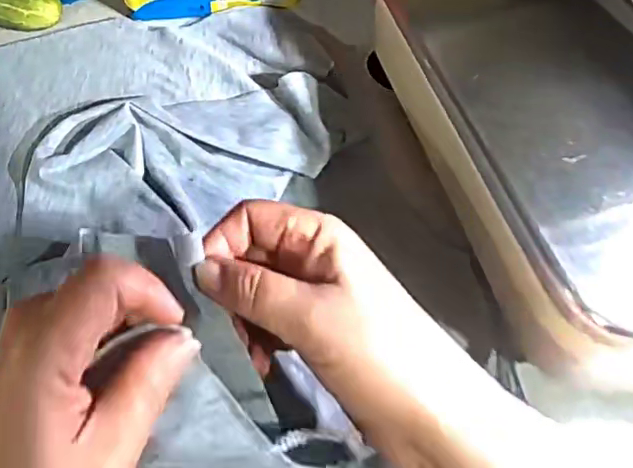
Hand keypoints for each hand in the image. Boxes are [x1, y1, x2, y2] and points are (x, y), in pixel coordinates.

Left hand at [0, 255, 199, 467]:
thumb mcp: (106, 454)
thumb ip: (146, 386)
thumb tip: (182, 338)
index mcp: (43, 345)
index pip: (104, 275)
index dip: (149, 288)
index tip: (175, 326)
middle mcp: (23, 328)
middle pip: (93, 281)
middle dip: (138, 302)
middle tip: (166, 344)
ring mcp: (13, 342)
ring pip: (81, 296)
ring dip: (120, 316)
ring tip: (145, 359)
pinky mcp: (13, 360)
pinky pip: (65, 317)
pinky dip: (98, 329)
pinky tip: (111, 368)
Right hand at [195, 201, 548, 467]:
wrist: (432, 415)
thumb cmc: (377, 351)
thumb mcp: (311, 317)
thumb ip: (254, 289)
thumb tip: (200, 266)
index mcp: (317, 233)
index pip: (251, 217)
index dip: (223, 244)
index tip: (205, 287)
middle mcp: (312, 253)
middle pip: (250, 252)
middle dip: (233, 288)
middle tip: (237, 330)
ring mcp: (314, 290)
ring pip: (256, 288)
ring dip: (246, 318)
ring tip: (257, 353)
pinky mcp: (315, 325)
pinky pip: (270, 318)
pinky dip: (261, 336)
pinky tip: (267, 361)